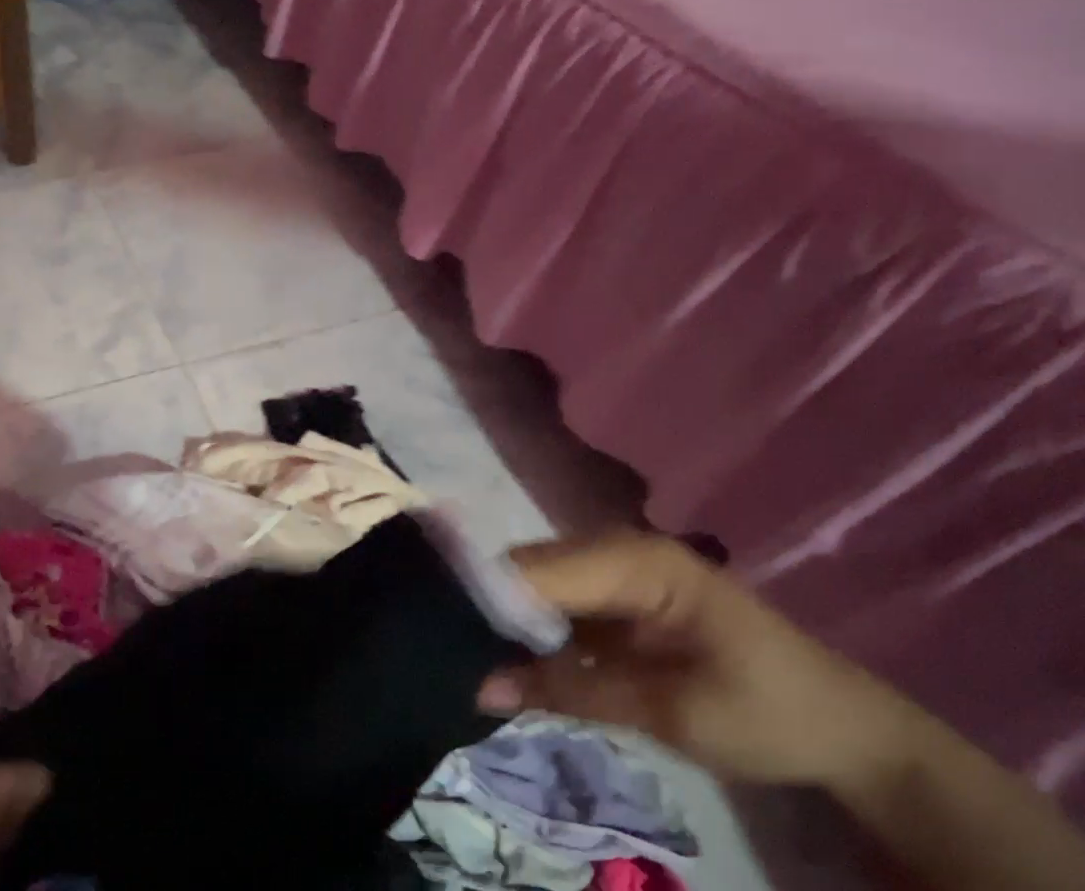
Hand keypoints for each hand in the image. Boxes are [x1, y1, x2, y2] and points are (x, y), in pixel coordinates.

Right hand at [476, 533, 920, 789]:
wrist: (849, 734)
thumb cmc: (770, 715)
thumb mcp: (669, 712)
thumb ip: (569, 691)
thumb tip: (478, 687)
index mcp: (637, 562)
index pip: (534, 570)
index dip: (483, 602)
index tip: (436, 638)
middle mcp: (618, 552)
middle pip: (526, 572)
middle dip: (484, 613)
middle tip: (441, 655)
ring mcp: (616, 574)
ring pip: (533, 588)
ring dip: (503, 626)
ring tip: (460, 660)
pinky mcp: (616, 602)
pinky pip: (554, 607)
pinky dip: (529, 635)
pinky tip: (503, 664)